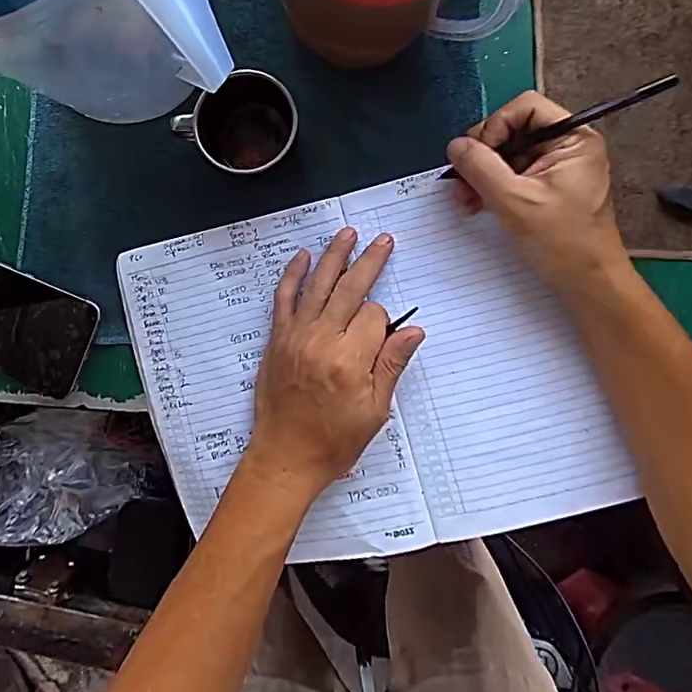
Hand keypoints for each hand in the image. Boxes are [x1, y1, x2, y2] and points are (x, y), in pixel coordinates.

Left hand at [242, 227, 425, 496]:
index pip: (375, 317)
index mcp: (349, 361)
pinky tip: (303, 257)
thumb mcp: (374, 411)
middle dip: (370, 261)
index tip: (384, 335)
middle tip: (383, 241)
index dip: (385, 321)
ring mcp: (296, 336)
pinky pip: (284, 298)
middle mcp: (321, 341)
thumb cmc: (331, 442)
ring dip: (336, 256)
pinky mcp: (278, 338)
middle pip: (351, 289)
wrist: (285, 458)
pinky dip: (293, 275)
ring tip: (348, 234)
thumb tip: (413, 332)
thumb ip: (392, 365)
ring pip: (319, 285)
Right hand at [447, 90, 630, 288]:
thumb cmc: (567, 245)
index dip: (496, 126)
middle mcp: (568, 147)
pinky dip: (491, 186)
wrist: (588, 285)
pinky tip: (476, 202)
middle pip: (512, 130)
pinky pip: (511, 174)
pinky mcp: (546, 187)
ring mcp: (557, 168)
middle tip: (463, 180)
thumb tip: (456, 145)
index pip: (525, 108)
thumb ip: (481, 167)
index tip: (479, 154)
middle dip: (483, 155)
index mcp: (574, 140)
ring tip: (466, 198)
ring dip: (482, 174)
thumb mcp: (515, 201)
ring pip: (507, 154)